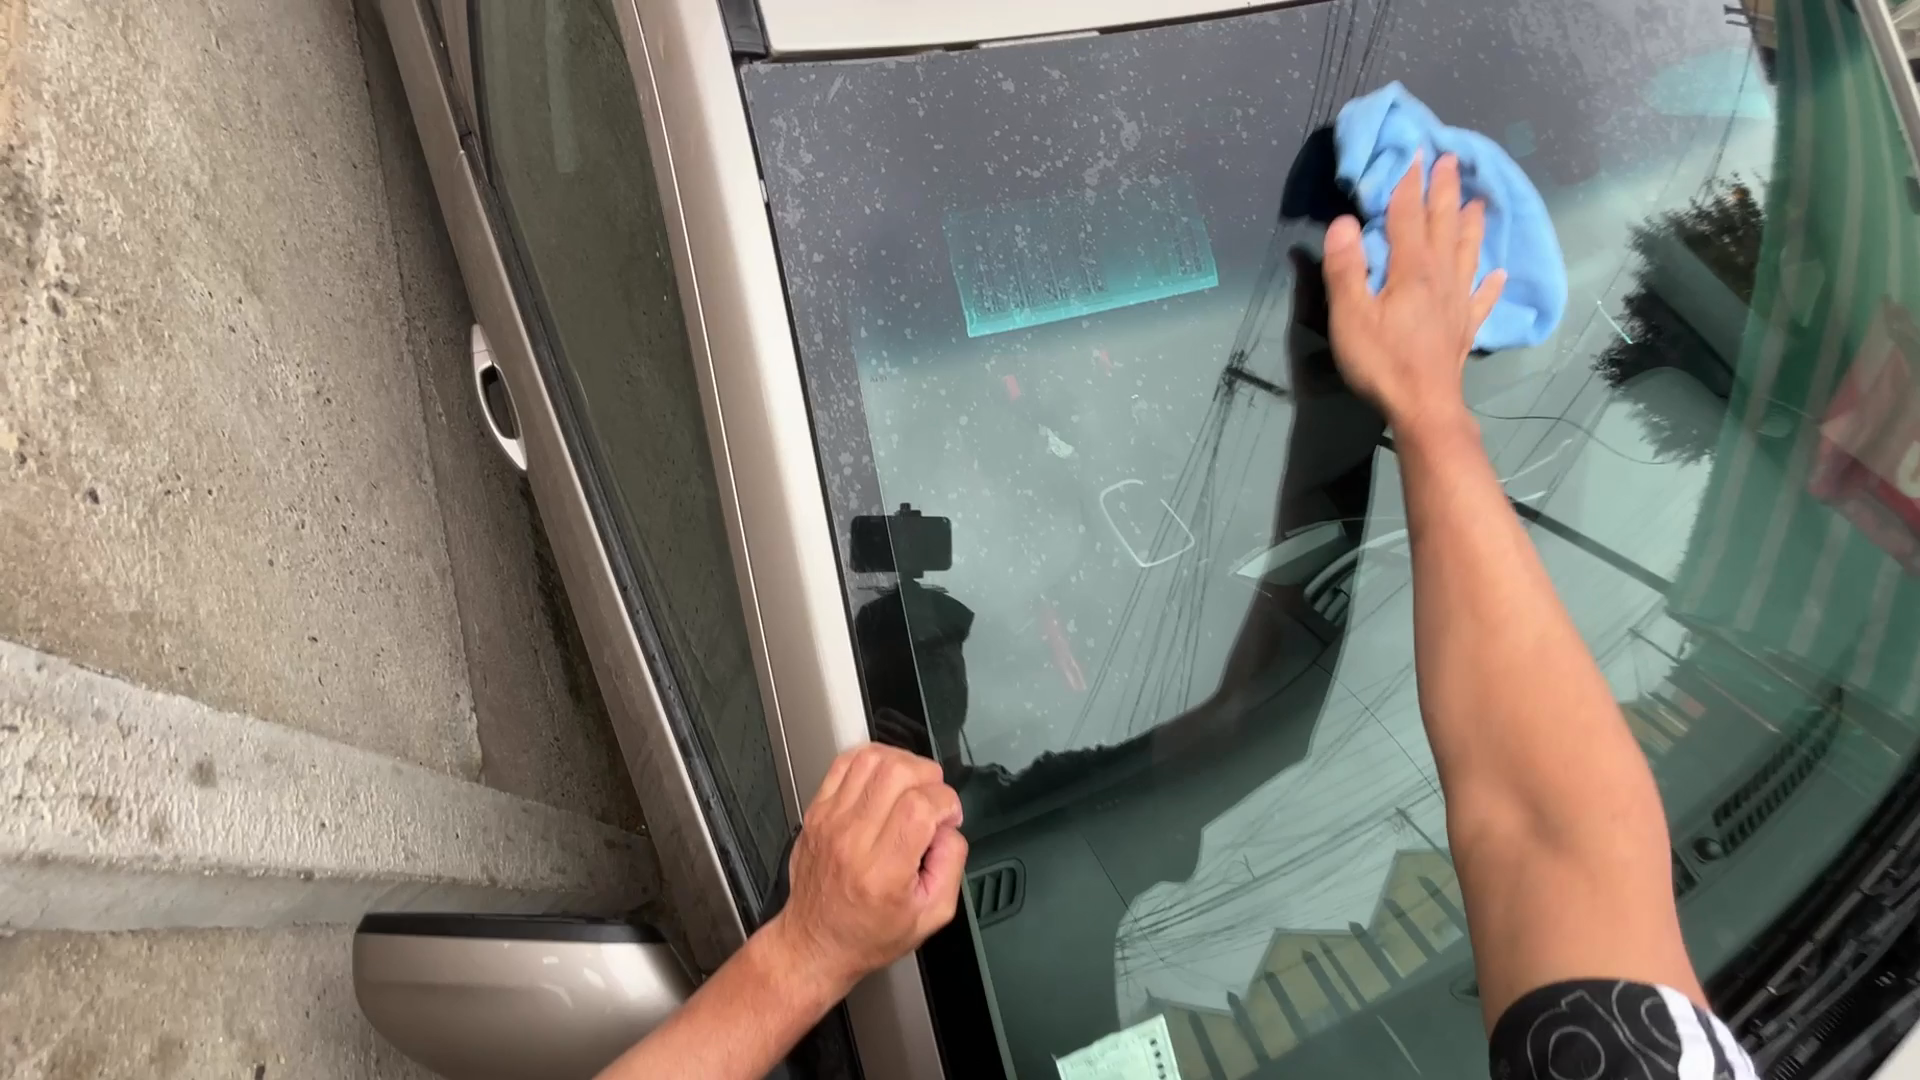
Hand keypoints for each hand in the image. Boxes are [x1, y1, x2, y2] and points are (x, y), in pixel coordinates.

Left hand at [764, 743, 967, 996]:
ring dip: (903, 763)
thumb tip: (949, 826)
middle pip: (898, 772)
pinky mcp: (817, 810)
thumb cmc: (868, 934)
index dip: (946, 802)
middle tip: (932, 798)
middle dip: (929, 776)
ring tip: (910, 786)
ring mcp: (830, 820)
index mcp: (883, 872)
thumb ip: (952, 865)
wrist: (815, 943)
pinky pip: (845, 761)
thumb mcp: (931, 916)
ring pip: (872, 759)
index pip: (920, 807)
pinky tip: (883, 778)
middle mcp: (853, 841)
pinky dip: (873, 758)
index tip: (949, 816)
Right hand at [1322, 152, 1505, 436]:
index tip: (1417, 153)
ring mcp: (1457, 302)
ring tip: (1479, 201)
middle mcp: (1440, 277)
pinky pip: (1481, 298)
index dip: (1410, 185)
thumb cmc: (1381, 361)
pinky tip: (1499, 274)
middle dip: (1444, 192)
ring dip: (1471, 224)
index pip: (1409, 218)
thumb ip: (1345, 269)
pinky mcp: (1463, 327)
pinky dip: (1490, 283)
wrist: (1423, 404)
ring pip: (1467, 252)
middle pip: (1443, 226)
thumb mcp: (1350, 316)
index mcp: (1411, 270)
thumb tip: (1344, 223)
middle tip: (1452, 160)